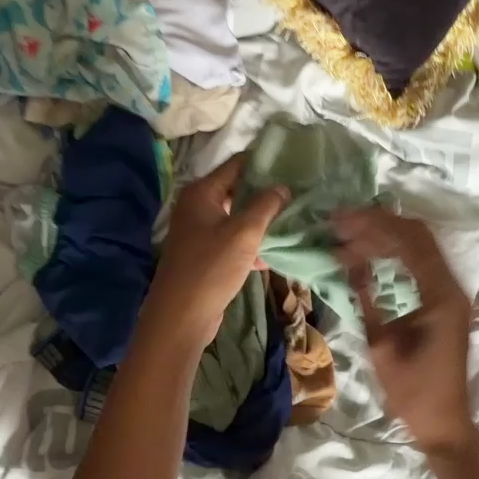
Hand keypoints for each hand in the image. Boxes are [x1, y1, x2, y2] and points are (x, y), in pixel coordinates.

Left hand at [140, 154, 288, 350]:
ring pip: (236, 217)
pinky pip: (232, 240)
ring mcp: (199, 231)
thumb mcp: (244, 233)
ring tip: (293, 219)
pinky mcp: (205, 254)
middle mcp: (197, 206)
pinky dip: (250, 243)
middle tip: (297, 192)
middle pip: (236, 189)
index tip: (292, 164)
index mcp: (201, 192)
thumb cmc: (210, 267)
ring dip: (261, 220)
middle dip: (265, 192)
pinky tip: (273, 253)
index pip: (236, 164)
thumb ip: (265, 205)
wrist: (180, 316)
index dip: (263, 162)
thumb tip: (282, 186)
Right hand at [333, 208, 478, 456]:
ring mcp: (452, 292)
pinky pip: (420, 261)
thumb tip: (349, 263)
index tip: (340, 222)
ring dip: (384, 235)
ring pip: (419, 244)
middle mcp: (452, 286)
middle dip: (376, 224)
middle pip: (416, 235)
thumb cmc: (412, 391)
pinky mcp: (446, 299)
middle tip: (339, 224)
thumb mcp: (381, 345)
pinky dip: (394, 251)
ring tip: (348, 237)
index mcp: (441, 295)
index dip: (373, 225)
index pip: (409, 241)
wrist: (444, 423)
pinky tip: (368, 255)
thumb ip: (367, 298)